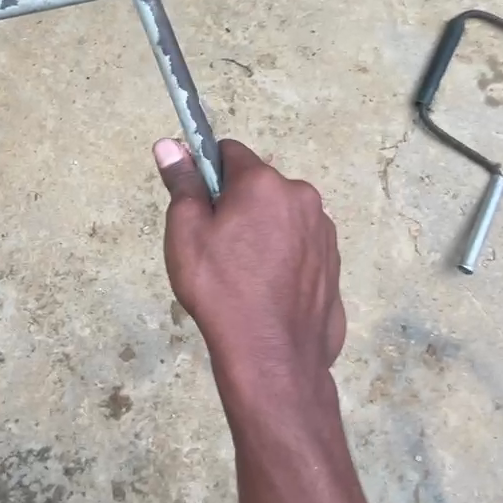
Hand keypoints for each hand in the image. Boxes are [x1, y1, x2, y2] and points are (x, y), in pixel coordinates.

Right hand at [155, 138, 346, 406]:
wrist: (272, 357)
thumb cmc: (220, 287)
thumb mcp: (186, 231)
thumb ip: (183, 183)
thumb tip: (169, 144)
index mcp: (264, 183)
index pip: (229, 152)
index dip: (207, 172)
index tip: (197, 204)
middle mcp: (302, 198)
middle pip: (256, 185)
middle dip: (234, 202)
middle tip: (212, 243)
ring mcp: (324, 233)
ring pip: (278, 215)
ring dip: (259, 228)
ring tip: (238, 271)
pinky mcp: (333, 265)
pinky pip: (297, 245)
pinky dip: (279, 255)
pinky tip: (263, 288)